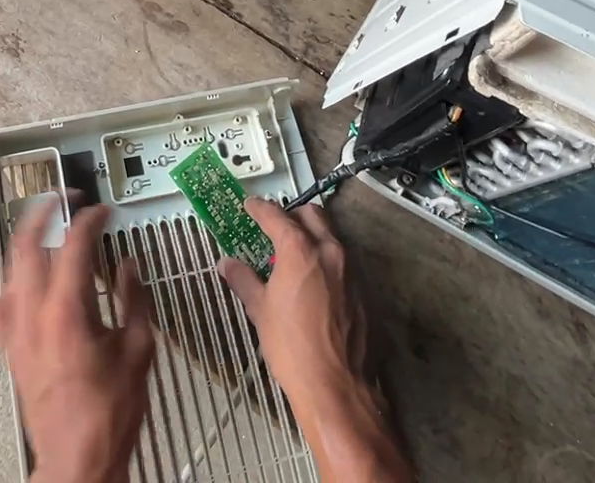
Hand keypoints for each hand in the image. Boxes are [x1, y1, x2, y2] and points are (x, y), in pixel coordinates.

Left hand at [0, 201, 154, 482]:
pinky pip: (0, 303)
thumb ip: (134, 300)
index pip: (75, 244)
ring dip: (29, 240)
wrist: (77, 459)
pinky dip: (12, 282)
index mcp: (68, 311)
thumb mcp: (138, 350)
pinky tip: (26, 281)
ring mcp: (15, 330)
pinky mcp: (9, 348)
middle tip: (67, 199)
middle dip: (46, 211)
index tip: (104, 212)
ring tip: (48, 227)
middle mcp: (33, 314)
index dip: (91, 219)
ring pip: (10, 267)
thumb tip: (130, 267)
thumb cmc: (110, 412)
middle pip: (28, 243)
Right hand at [219, 199, 412, 482]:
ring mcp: (354, 271)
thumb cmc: (293, 348)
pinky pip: (347, 263)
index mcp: (300, 251)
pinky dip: (330, 262)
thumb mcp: (261, 311)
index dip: (260, 208)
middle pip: (313, 215)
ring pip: (333, 237)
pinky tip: (318, 284)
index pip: (277, 216)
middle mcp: (331, 252)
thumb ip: (244, 280)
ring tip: (296, 256)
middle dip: (293, 216)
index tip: (250, 206)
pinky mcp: (367, 292)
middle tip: (276, 229)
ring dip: (314, 236)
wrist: (339, 389)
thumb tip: (227, 265)